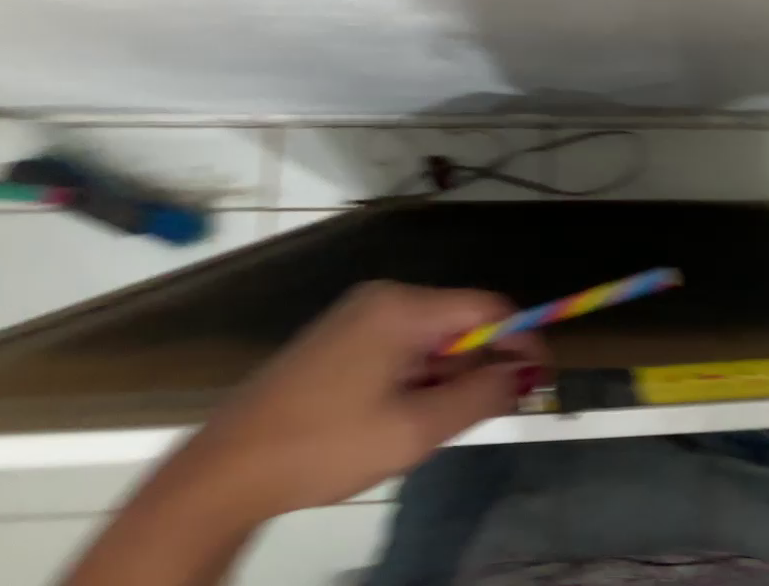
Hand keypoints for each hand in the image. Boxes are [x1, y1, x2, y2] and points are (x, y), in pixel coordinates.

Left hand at [154, 282, 545, 523]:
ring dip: (449, 376)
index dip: (523, 339)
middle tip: (490, 414)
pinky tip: (404, 416)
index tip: (543, 381)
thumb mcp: (415, 430)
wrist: (226, 471)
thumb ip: (480, 396)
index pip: (488, 308)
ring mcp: (357, 316)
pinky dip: (420, 377)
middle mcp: (383, 298)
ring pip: (431, 338)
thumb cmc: (327, 446)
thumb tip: (527, 374)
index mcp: (403, 308)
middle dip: (483, 364)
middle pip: (460, 322)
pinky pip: (402, 347)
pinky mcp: (340, 338)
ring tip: (436, 426)